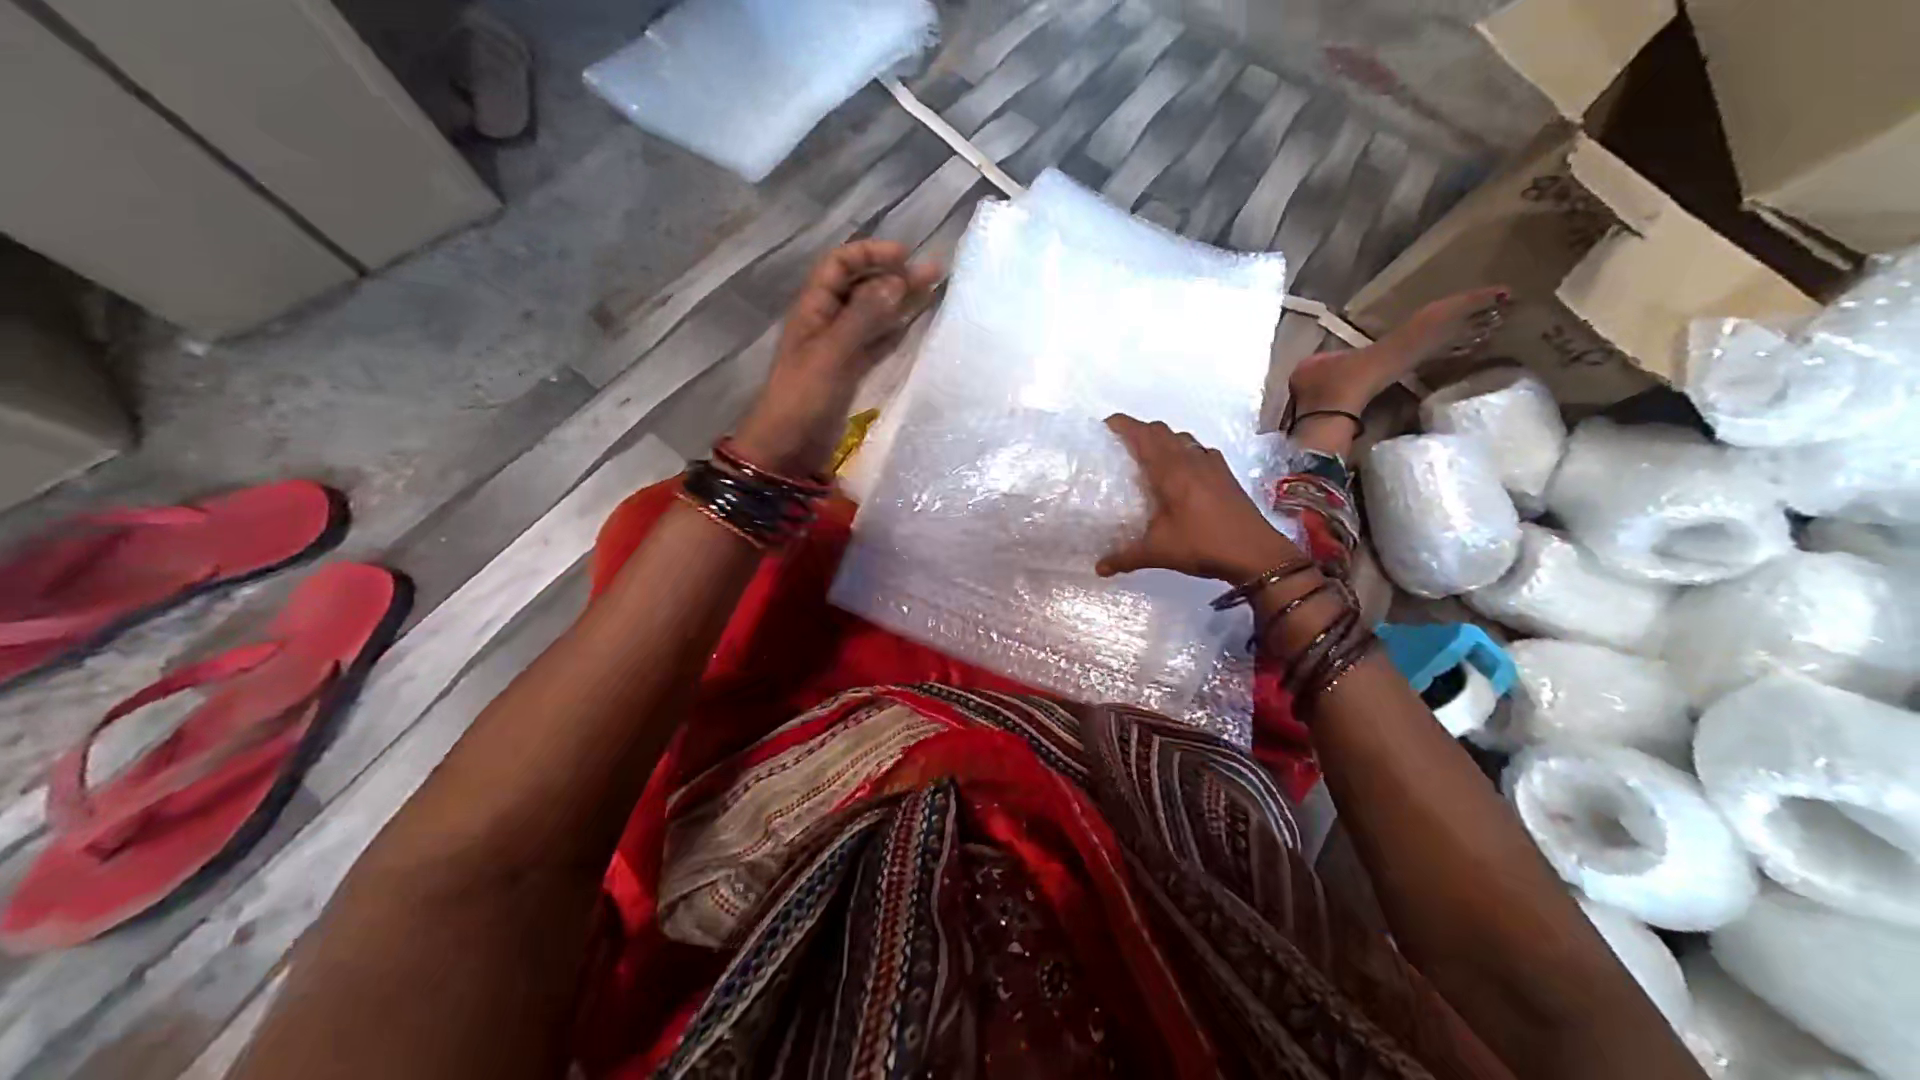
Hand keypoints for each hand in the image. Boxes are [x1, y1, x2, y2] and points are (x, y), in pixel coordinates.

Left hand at [734, 240, 940, 474]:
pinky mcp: (851, 373)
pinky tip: (915, 325)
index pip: (840, 265)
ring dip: (900, 302)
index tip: (906, 255)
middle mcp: (826, 323)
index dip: (870, 254)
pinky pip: (876, 343)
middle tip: (934, 272)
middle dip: (894, 276)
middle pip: (862, 288)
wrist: (787, 450)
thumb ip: (862, 318)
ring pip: (873, 316)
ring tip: (934, 291)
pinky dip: (895, 332)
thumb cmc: (802, 399)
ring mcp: (840, 349)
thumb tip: (896, 281)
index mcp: (813, 309)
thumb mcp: (832, 355)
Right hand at [1097, 414, 1302, 582]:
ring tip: (1148, 457)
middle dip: (1140, 431)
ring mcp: (1212, 464)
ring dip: (1164, 439)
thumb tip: (1098, 568)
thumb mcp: (1158, 553)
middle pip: (1162, 430)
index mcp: (1171, 470)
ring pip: (1182, 438)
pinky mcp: (1225, 475)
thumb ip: (1124, 558)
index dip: (1123, 425)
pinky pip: (1200, 450)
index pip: (1143, 435)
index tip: (1105, 426)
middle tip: (1122, 445)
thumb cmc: (1203, 545)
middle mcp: (1191, 459)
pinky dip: (1185, 451)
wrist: (1256, 554)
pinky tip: (1182, 472)